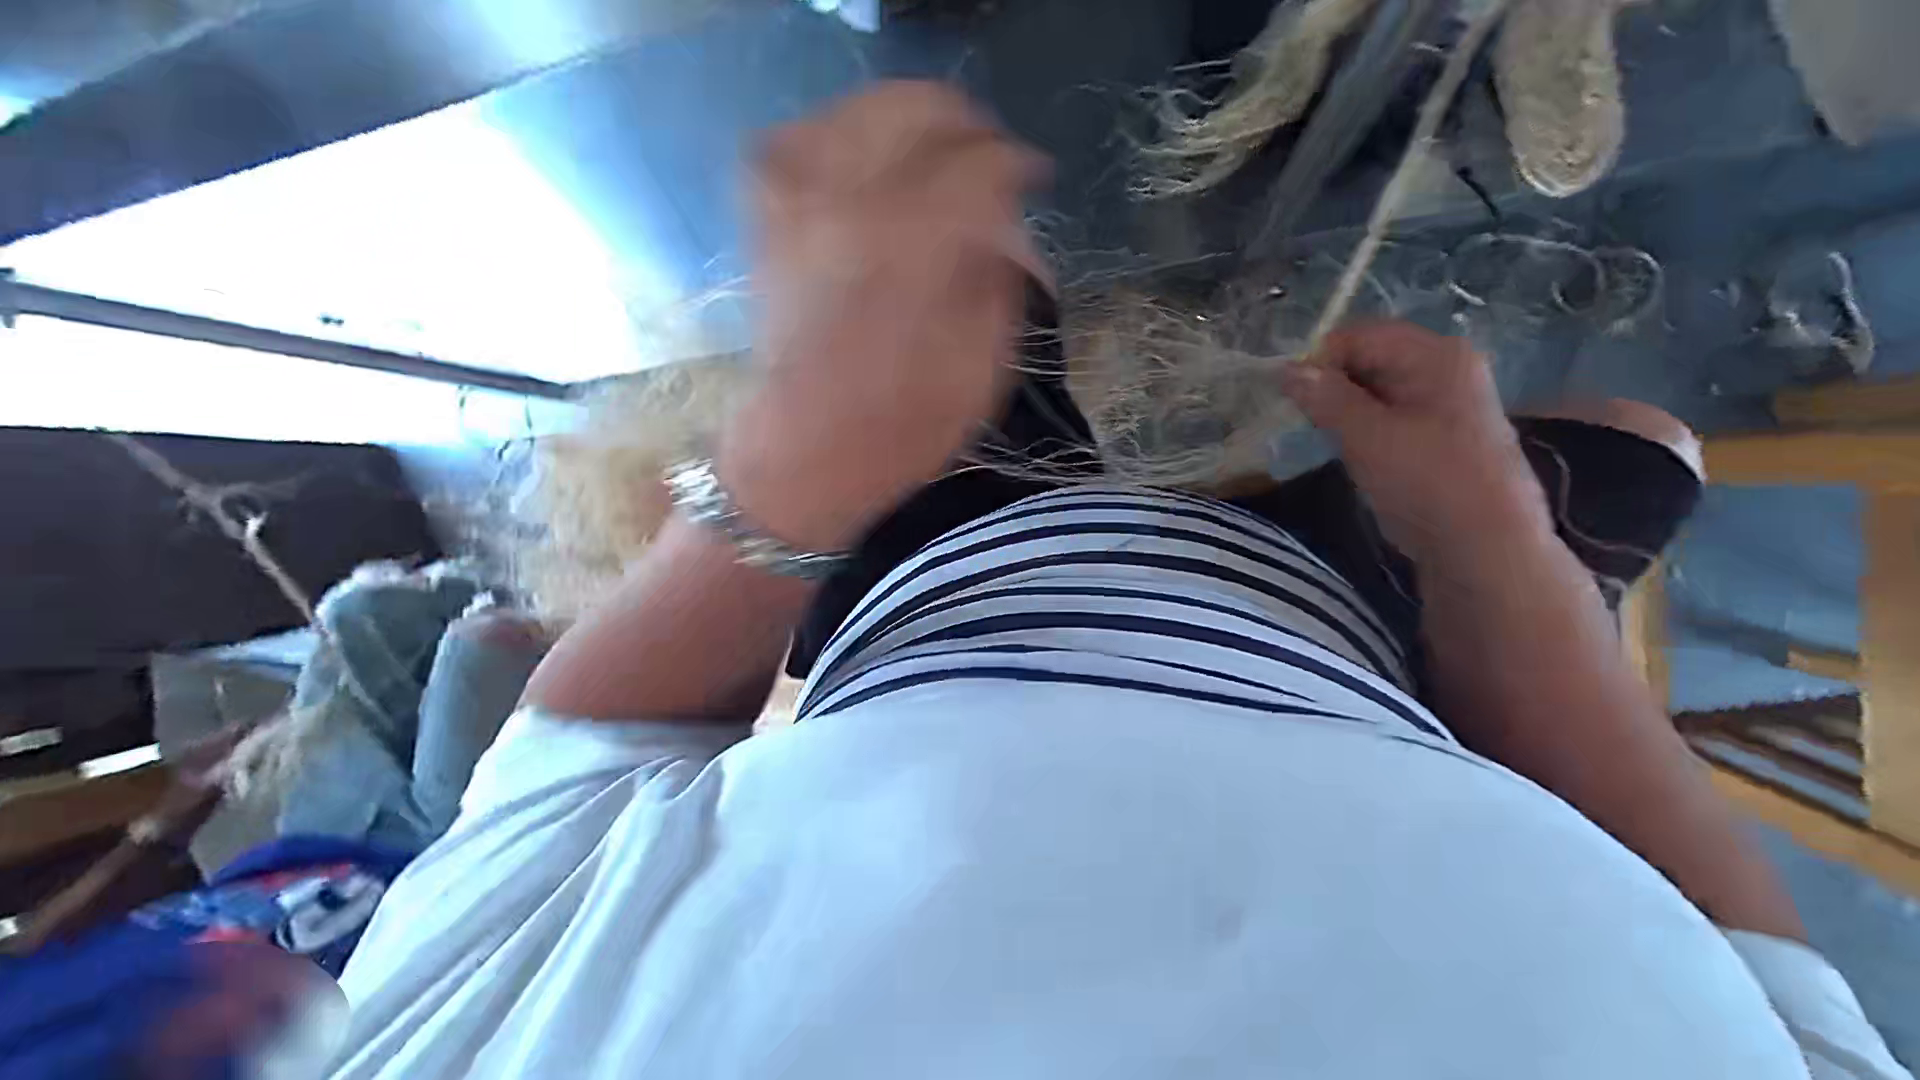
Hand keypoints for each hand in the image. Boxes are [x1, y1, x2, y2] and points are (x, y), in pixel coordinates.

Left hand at [718, 81, 1046, 551]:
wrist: (804, 455)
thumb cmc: (898, 430)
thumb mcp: (979, 369)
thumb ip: (999, 280)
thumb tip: (1008, 226)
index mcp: (913, 251)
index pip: (980, 166)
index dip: (1016, 166)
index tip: (1033, 179)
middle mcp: (849, 208)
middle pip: (918, 112)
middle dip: (967, 127)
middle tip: (988, 159)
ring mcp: (798, 207)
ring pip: (857, 112)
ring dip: (907, 121)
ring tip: (934, 156)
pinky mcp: (767, 223)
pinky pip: (798, 140)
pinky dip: (837, 135)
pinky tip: (864, 163)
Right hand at [1281, 321, 1553, 566]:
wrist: (1484, 546)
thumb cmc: (1426, 482)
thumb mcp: (1366, 436)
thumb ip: (1324, 397)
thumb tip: (1285, 369)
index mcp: (1435, 356)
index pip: (1360, 335)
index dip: (1320, 360)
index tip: (1294, 399)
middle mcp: (1444, 369)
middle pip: (1369, 358)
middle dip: (1330, 385)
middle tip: (1307, 422)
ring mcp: (1443, 403)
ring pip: (1374, 390)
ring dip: (1342, 410)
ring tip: (1328, 440)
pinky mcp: (1437, 435)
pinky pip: (1387, 415)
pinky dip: (1361, 427)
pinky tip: (1352, 454)